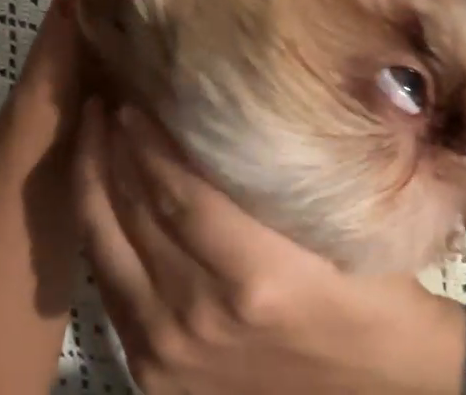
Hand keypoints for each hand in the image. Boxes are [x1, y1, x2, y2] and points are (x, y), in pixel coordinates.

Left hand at [72, 100, 465, 394]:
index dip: (148, 141)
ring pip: (107, 249)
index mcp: (257, 277)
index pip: (179, 193)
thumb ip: (276, 174)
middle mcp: (203, 315)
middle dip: (111, 150)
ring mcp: (171, 349)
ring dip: (92, 185)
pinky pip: (108, 288)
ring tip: (91, 137)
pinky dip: (100, 235)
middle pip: (136, 214)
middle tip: (103, 105)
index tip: (132, 99)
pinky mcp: (152, 371)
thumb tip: (221, 104)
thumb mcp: (335, 222)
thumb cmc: (368, 291)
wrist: (374, 389)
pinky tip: (99, 196)